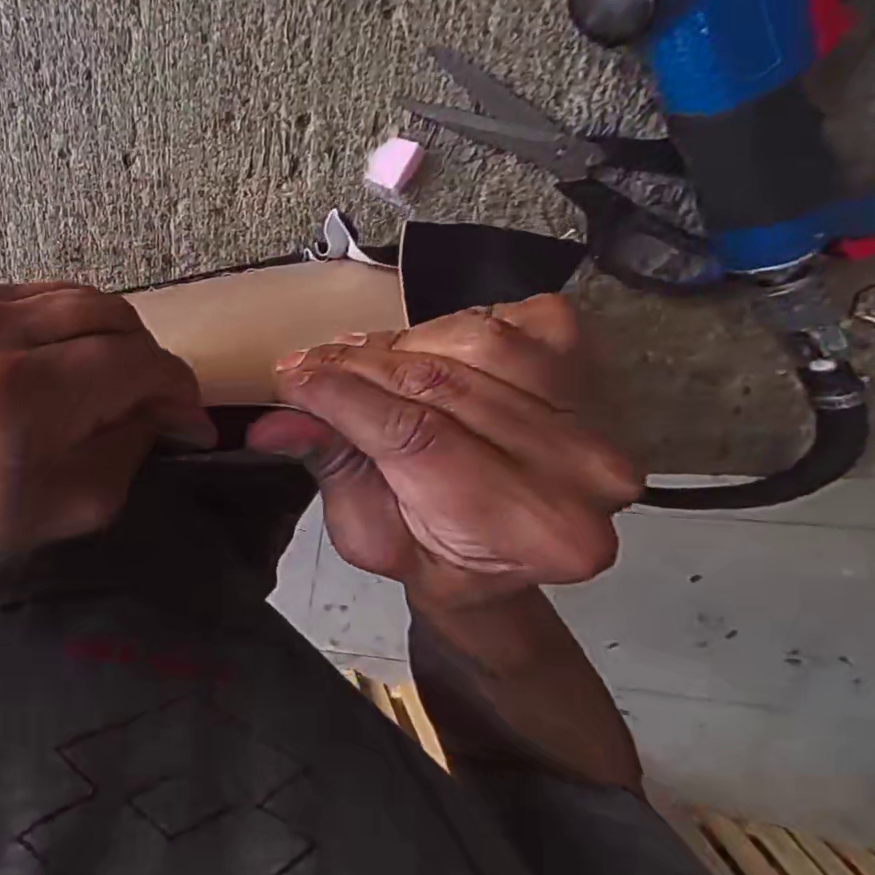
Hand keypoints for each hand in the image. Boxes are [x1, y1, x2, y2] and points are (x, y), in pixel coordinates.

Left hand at [0, 280, 214, 552]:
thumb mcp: (82, 500)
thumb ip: (139, 442)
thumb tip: (180, 406)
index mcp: (19, 395)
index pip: (131, 362)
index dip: (174, 386)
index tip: (190, 415)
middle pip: (114, 318)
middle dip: (147, 361)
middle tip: (151, 399)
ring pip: (86, 299)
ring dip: (113, 339)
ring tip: (111, 379)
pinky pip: (51, 295)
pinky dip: (74, 325)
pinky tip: (67, 358)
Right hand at [246, 295, 641, 609]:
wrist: (497, 551)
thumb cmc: (435, 555)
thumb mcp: (368, 533)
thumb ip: (331, 468)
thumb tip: (278, 423)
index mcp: (530, 529)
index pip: (416, 435)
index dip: (341, 398)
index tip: (291, 378)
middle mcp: (582, 471)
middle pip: (441, 383)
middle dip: (355, 367)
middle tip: (306, 367)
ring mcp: (596, 413)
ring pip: (472, 339)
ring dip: (398, 346)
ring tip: (359, 365)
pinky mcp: (588, 370)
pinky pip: (507, 319)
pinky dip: (449, 328)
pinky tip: (422, 355)